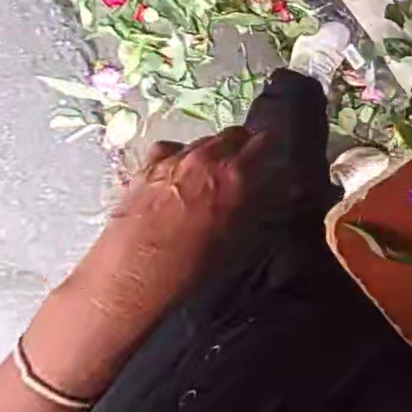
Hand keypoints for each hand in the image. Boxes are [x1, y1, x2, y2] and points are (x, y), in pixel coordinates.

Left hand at [25, 126, 290, 398]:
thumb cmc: (190, 266)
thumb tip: (281, 186)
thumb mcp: (236, 235)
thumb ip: (258, 202)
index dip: (275, 146)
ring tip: (214, 172)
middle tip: (249, 163)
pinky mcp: (148, 166)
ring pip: (205, 140)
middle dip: (245, 144)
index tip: (278, 155)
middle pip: (234, 134)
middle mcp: (205, 158)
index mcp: (234, 175)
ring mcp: (174, 158)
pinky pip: (173, 148)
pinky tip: (180, 172)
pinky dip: (182, 154)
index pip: (265, 142)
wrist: (129, 278)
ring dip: (216, 150)